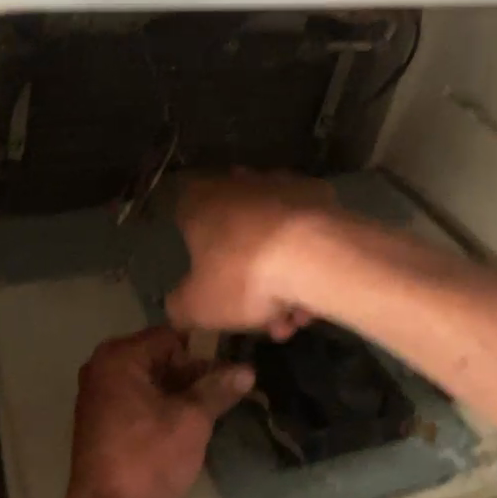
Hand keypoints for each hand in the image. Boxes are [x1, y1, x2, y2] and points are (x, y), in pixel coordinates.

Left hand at [62, 327, 253, 497]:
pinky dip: (160, 406)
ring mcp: (98, 394)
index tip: (231, 368)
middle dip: (192, 373)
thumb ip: (217, 390)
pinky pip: (136, 399)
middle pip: (158, 356)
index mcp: (119, 356)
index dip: (203, 351)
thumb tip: (246, 369)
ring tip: (212, 409)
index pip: (170, 336)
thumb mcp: (191, 421)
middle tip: (226, 392)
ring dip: (179, 392)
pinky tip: (186, 425)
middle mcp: (102, 367)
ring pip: (149, 380)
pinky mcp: (100, 420)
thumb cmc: (148, 460)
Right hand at [168, 171, 339, 338]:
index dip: (198, 254)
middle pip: (234, 230)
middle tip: (259, 310)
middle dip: (245, 272)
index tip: (212, 285)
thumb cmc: (244, 276)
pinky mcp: (317, 192)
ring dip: (280, 272)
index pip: (186, 217)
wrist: (317, 256)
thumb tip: (178, 306)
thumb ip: (180, 306)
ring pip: (272, 234)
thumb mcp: (198, 306)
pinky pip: (304, 230)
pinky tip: (316, 290)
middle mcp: (237, 183)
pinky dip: (308, 256)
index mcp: (199, 201)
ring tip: (296, 313)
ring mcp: (280, 184)